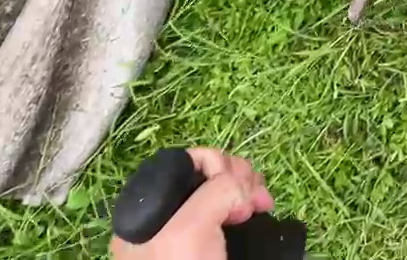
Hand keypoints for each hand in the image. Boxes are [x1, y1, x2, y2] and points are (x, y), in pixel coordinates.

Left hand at [110, 148, 274, 259]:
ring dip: (249, 185)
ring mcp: (188, 232)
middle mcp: (164, 218)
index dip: (216, 162)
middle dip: (238, 174)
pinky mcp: (209, 243)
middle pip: (208, 172)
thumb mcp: (189, 229)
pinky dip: (251, 199)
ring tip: (262, 204)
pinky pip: (232, 205)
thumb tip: (242, 192)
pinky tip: (262, 209)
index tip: (236, 185)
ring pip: (223, 186)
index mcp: (144, 213)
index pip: (183, 163)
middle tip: (255, 196)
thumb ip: (216, 191)